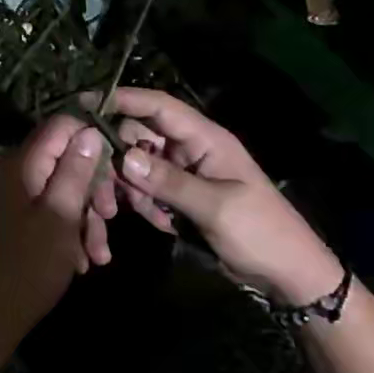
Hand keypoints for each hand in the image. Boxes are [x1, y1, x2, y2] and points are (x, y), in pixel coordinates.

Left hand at [0, 115, 111, 356]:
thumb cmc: (30, 265)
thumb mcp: (61, 215)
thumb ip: (76, 170)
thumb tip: (91, 131)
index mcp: (22, 164)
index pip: (62, 126)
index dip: (92, 140)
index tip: (117, 167)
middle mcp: (18, 172)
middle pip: (69, 159)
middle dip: (95, 188)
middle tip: (112, 215)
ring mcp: (21, 196)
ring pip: (68, 189)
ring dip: (89, 218)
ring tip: (100, 254)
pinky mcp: (24, 219)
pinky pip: (57, 211)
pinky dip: (75, 231)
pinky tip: (85, 260)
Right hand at [102, 88, 343, 306]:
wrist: (286, 272)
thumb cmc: (259, 231)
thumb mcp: (214, 207)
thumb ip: (169, 182)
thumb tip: (124, 157)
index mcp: (206, 139)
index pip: (160, 107)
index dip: (125, 100)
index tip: (87, 102)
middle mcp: (192, 150)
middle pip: (142, 137)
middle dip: (123, 160)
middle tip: (110, 190)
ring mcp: (186, 174)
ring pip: (141, 167)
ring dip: (137, 191)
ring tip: (154, 217)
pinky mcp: (182, 198)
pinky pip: (150, 192)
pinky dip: (149, 206)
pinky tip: (165, 226)